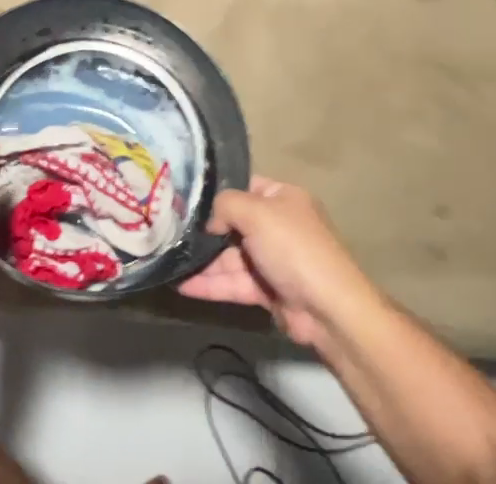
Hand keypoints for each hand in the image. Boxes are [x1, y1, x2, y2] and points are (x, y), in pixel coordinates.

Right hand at [179, 176, 377, 346]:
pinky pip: (232, 282)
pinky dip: (209, 284)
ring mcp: (272, 259)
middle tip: (167, 230)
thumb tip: (211, 221)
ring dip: (202, 261)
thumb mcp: (258, 213)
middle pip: (233, 223)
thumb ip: (226, 205)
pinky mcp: (266, 289)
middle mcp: (277, 226)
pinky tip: (181, 285)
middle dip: (204, 229)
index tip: (184, 197)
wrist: (327, 309)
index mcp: (283, 199)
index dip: (217, 191)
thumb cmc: (294, 248)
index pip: (244, 186)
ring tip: (168, 261)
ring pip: (229, 256)